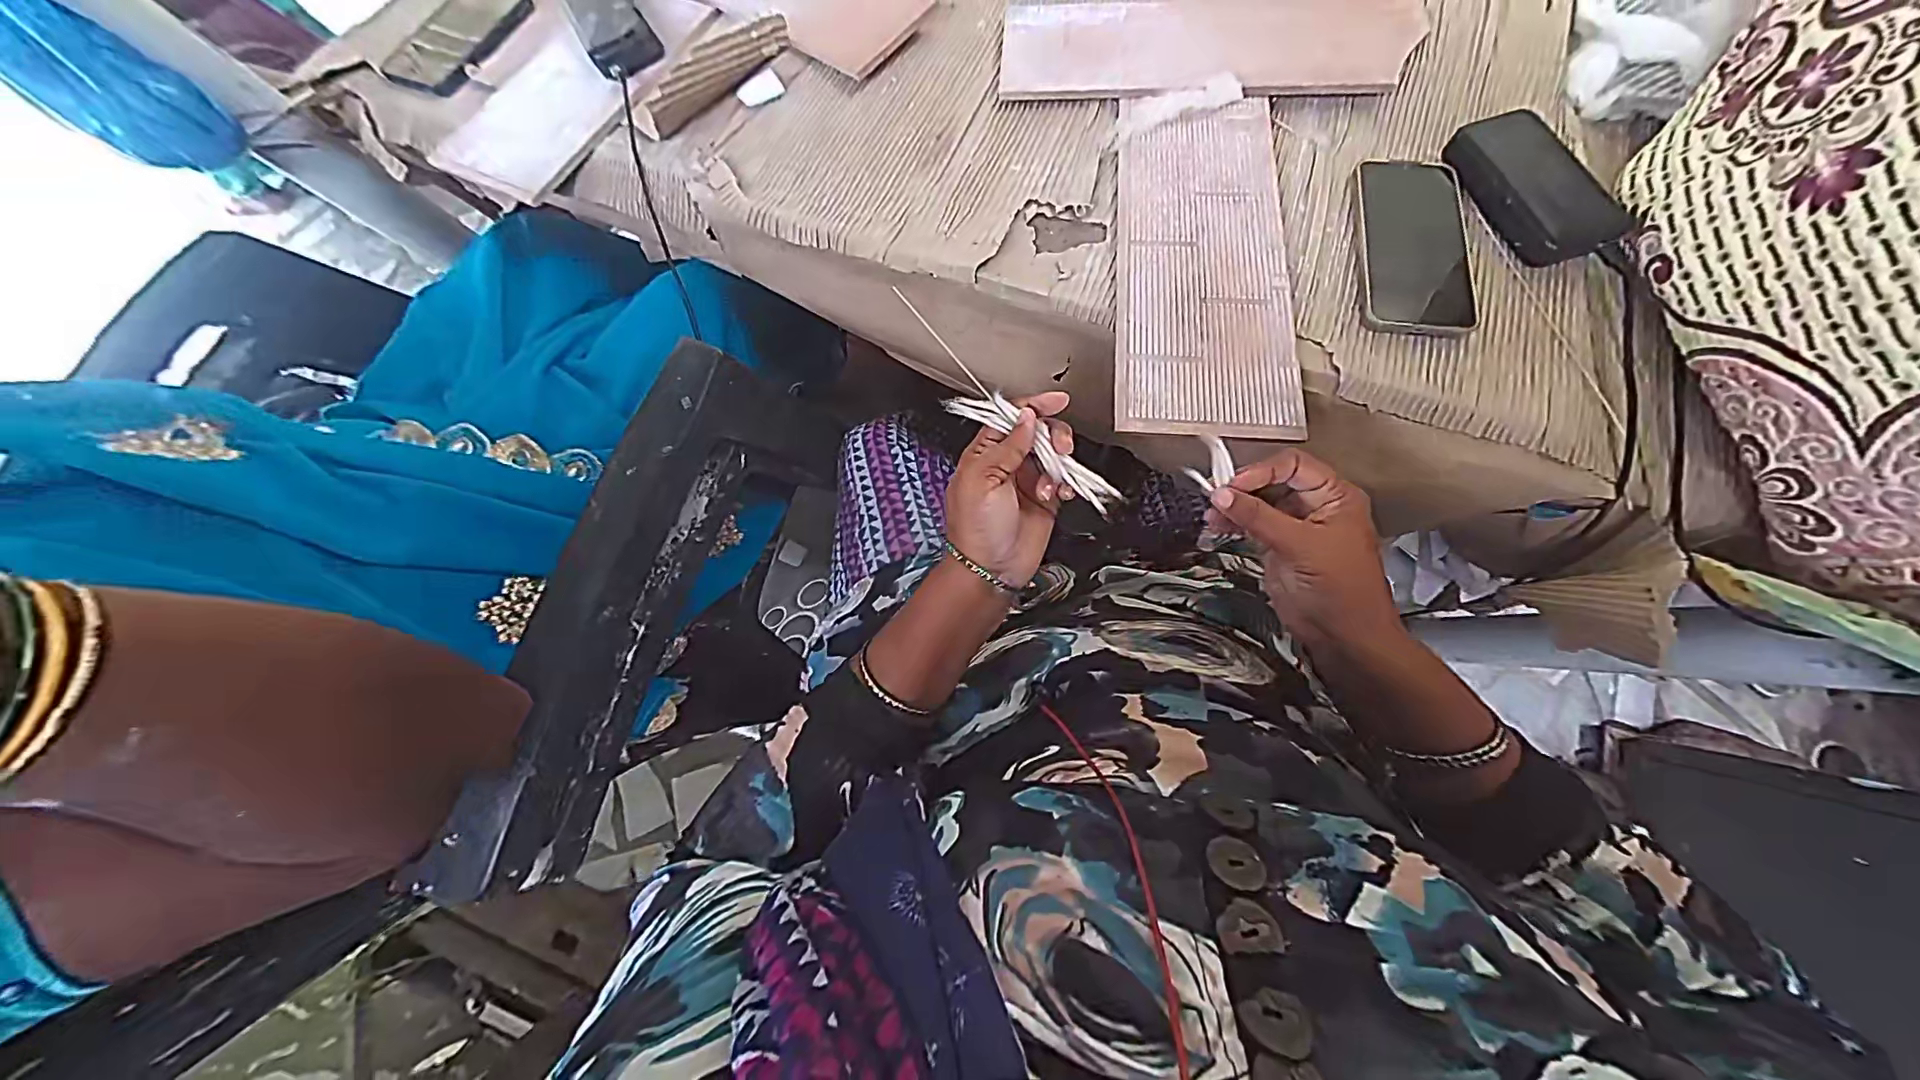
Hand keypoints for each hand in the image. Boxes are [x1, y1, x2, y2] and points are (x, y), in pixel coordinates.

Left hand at [944, 391, 1074, 588]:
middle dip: (1053, 435)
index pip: (1010, 418)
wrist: (990, 569)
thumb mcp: (983, 480)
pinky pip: (1063, 480)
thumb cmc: (975, 530)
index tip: (1055, 401)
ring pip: (1053, 455)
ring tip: (1052, 482)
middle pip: (1038, 432)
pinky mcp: (1044, 500)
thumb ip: (1007, 447)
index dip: (1033, 406)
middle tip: (1059, 448)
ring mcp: (1026, 481)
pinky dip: (1066, 483)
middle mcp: (1006, 464)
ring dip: (1059, 463)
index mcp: (985, 454)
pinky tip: (1058, 494)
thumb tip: (1026, 418)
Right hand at [1204, 448, 1399, 644]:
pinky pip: (1253, 524)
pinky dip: (1235, 523)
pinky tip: (1220, 524)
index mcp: (1336, 497)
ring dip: (1235, 506)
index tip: (1235, 485)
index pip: (1294, 466)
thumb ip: (1259, 517)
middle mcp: (1317, 507)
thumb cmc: (1345, 593)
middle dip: (1244, 489)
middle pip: (1273, 482)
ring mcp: (1297, 527)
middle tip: (1219, 496)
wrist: (1343, 634)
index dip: (1262, 472)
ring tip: (1214, 513)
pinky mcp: (1280, 546)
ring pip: (1260, 504)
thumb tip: (1226, 495)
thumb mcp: (1299, 545)